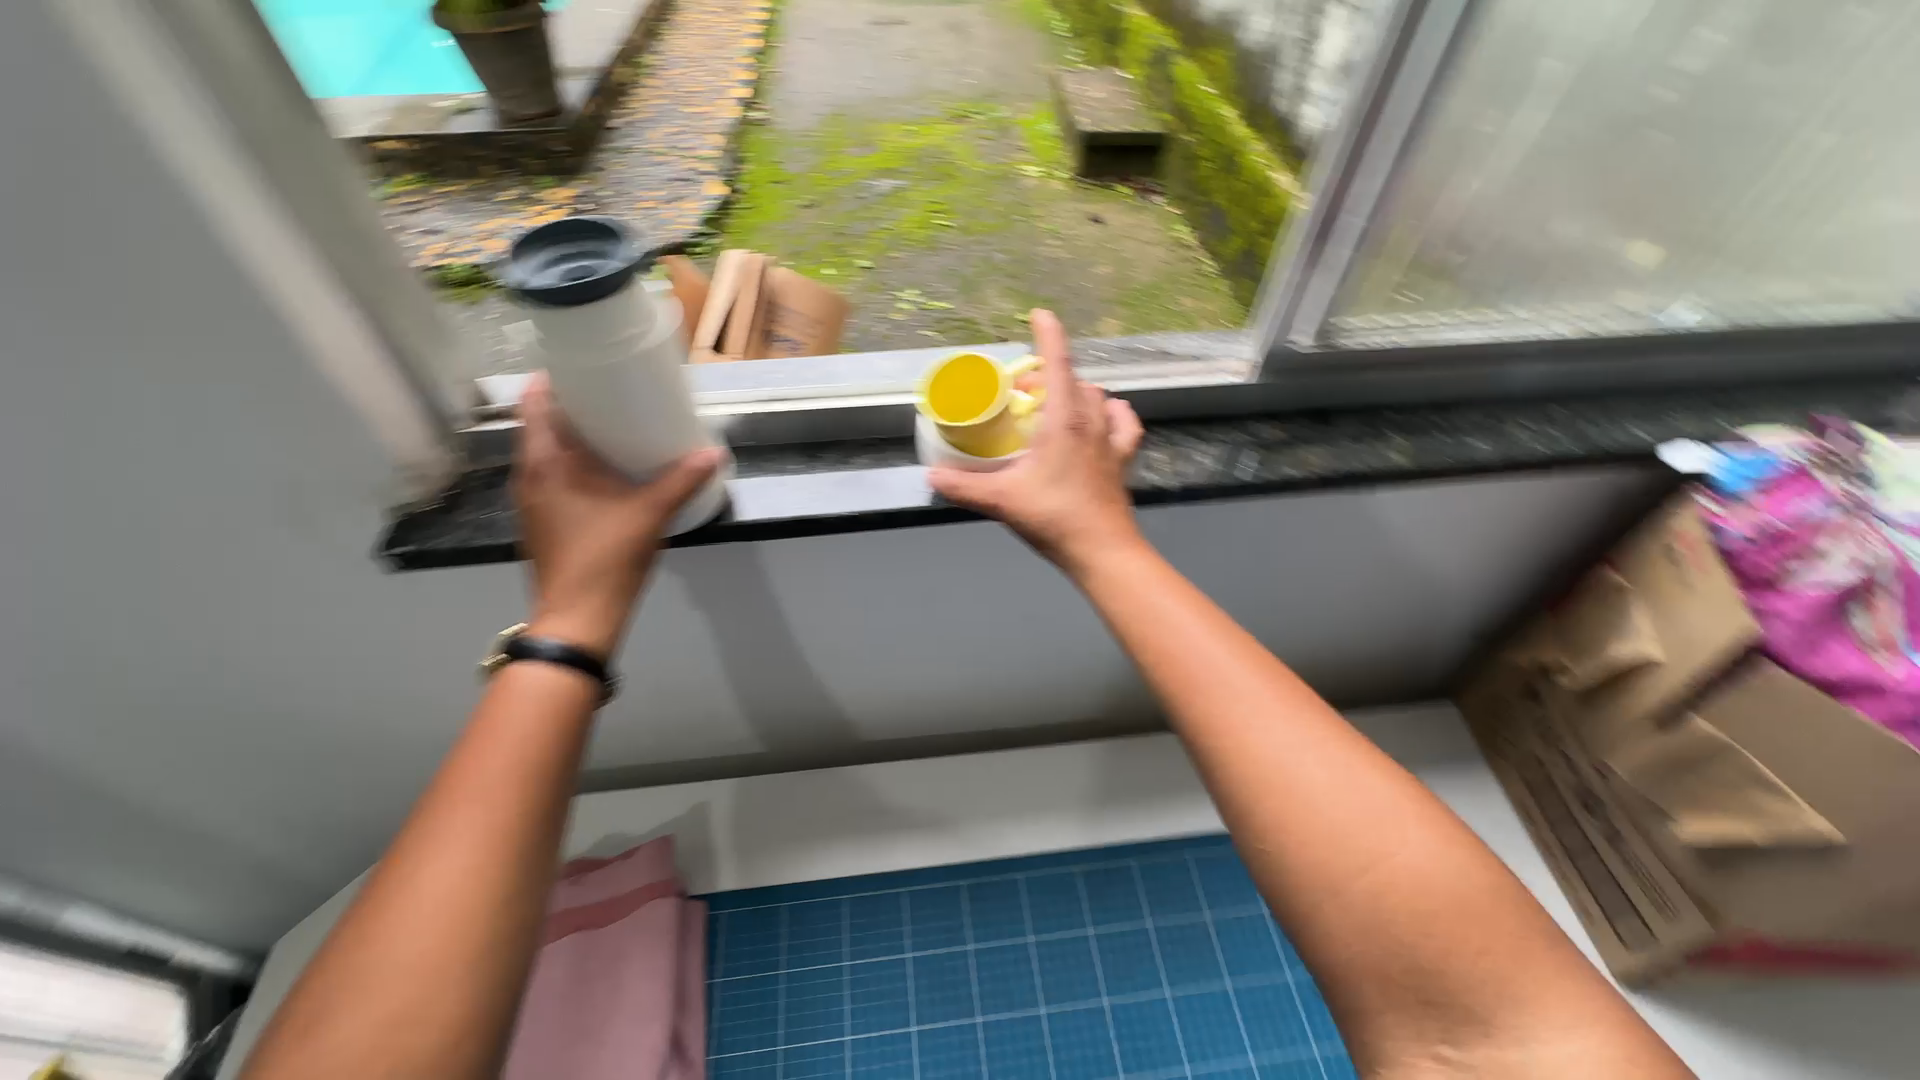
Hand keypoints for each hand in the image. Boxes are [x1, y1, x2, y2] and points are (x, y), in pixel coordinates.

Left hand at [514, 374, 723, 655]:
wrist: (578, 619)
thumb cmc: (605, 559)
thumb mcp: (649, 514)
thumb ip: (680, 481)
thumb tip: (713, 454)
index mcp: (544, 464)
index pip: (532, 404)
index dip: (552, 380)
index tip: (583, 366)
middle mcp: (529, 476)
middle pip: (540, 426)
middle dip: (573, 408)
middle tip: (612, 393)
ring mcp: (532, 502)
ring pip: (547, 455)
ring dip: (574, 439)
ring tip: (614, 427)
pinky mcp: (543, 521)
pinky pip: (554, 478)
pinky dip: (575, 465)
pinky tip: (608, 472)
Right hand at [929, 309, 1145, 575]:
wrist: (1102, 551)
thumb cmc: (1054, 517)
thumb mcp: (1001, 500)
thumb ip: (964, 486)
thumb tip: (932, 474)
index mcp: (1063, 420)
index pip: (1058, 363)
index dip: (1048, 335)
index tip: (1039, 314)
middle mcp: (1091, 421)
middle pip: (1073, 381)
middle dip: (1047, 376)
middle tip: (1021, 394)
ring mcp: (1111, 440)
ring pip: (1098, 398)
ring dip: (1075, 392)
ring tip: (1054, 406)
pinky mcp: (1122, 460)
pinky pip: (1123, 424)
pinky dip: (1112, 414)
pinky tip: (1104, 419)